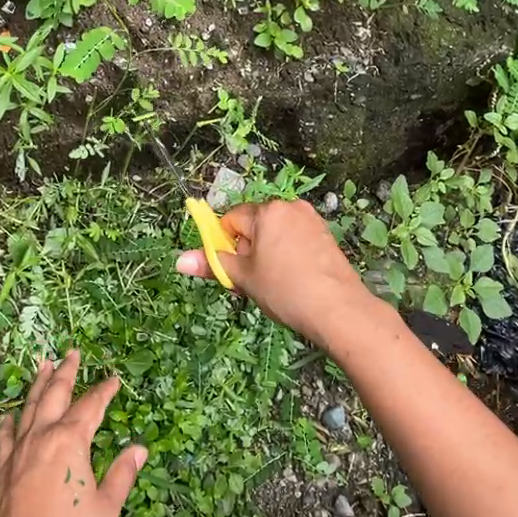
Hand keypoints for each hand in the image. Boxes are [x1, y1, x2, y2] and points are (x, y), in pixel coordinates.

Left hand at [0, 351, 145, 516]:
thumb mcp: (106, 509)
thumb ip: (121, 474)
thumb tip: (138, 448)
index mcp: (70, 442)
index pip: (90, 406)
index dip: (104, 391)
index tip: (114, 379)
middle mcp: (42, 439)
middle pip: (55, 395)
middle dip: (66, 373)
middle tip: (71, 352)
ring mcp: (18, 455)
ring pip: (28, 409)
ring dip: (38, 386)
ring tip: (42, 365)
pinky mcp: (2, 474)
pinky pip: (5, 438)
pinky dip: (9, 423)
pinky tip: (9, 416)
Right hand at [175, 199, 382, 349]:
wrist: (339, 310)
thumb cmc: (285, 290)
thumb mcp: (244, 278)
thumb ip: (213, 264)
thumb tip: (179, 260)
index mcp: (267, 211)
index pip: (232, 220)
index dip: (229, 246)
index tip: (237, 270)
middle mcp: (289, 207)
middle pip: (255, 225)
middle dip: (250, 251)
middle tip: (257, 281)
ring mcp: (311, 220)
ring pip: (275, 234)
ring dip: (268, 255)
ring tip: (277, 284)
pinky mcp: (326, 235)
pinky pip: (295, 240)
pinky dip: (289, 257)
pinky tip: (295, 281)